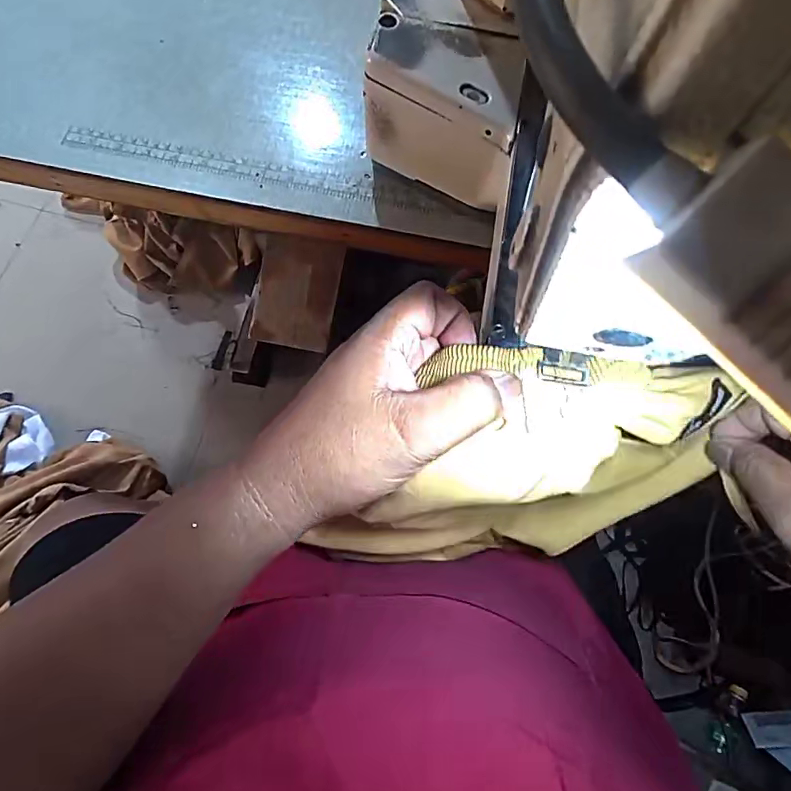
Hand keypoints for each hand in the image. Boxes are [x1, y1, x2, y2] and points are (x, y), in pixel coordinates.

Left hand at [234, 282, 518, 535]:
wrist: (281, 492)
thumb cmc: (342, 456)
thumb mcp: (416, 430)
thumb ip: (470, 402)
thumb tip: (510, 383)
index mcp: (383, 340)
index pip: (430, 298)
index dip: (459, 321)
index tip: (470, 365)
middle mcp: (376, 352)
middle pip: (433, 335)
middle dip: (461, 366)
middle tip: (470, 406)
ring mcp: (368, 381)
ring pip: (425, 368)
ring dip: (447, 393)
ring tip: (450, 429)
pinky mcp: (365, 408)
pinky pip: (410, 394)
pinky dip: (429, 412)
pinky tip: (428, 442)